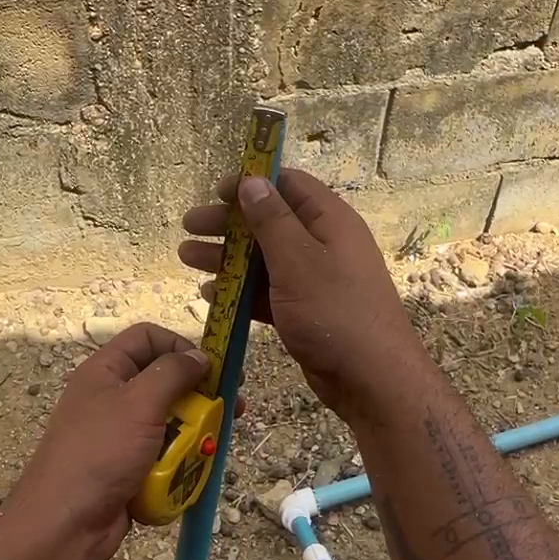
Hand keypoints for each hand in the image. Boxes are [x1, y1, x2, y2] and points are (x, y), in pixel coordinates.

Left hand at [10, 323, 208, 559]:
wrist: (65, 527)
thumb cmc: (99, 455)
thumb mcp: (138, 403)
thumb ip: (172, 373)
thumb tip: (200, 357)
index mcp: (105, 371)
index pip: (147, 337)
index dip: (180, 345)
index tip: (210, 368)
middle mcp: (112, 397)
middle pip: (165, 380)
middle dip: (200, 392)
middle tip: (234, 403)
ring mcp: (122, 434)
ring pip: (170, 419)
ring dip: (196, 428)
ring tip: (218, 439)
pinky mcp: (131, 466)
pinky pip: (165, 452)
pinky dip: (182, 457)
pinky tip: (200, 465)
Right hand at [178, 170, 431, 420]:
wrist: (371, 379)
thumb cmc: (334, 311)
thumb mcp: (297, 260)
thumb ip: (272, 220)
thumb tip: (253, 180)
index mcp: (330, 220)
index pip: (290, 185)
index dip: (253, 183)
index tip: (217, 191)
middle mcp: (323, 244)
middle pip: (270, 222)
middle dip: (229, 223)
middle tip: (190, 225)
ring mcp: (315, 280)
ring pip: (264, 259)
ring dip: (227, 257)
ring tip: (187, 258)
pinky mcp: (305, 311)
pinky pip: (268, 292)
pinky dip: (240, 290)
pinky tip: (210, 294)